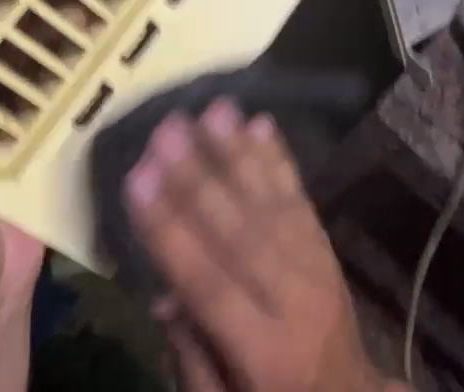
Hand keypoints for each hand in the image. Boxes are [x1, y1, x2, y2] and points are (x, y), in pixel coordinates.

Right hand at [127, 99, 403, 391]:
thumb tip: (164, 291)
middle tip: (168, 129)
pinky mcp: (327, 250)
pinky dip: (280, 161)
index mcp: (266, 353)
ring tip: (214, 110)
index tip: (136, 178)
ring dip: (240, 154)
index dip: (171, 229)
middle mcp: (296, 303)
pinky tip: (262, 125)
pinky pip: (301, 200)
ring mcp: (318, 270)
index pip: (209, 282)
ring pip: (273, 206)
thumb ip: (192, 351)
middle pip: (242, 234)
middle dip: (200, 177)